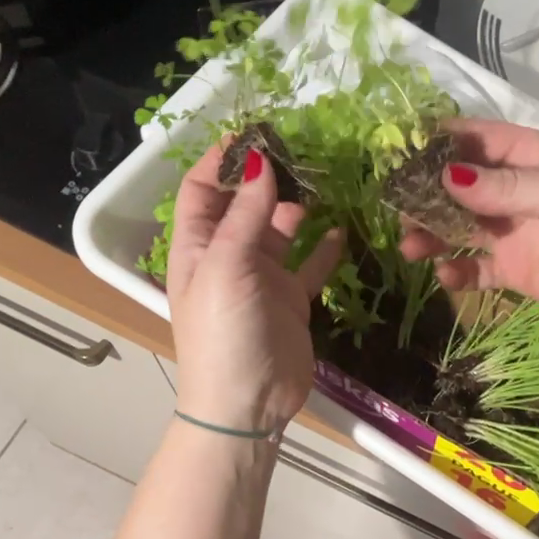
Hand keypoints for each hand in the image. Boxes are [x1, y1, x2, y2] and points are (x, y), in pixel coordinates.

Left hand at [165, 141, 343, 433]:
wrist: (248, 405)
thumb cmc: (225, 336)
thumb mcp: (228, 268)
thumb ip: (247, 215)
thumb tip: (260, 159)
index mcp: (197, 246)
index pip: (204, 189)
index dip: (224, 159)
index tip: (257, 133)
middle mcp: (227, 257)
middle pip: (244, 204)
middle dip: (267, 176)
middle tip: (302, 150)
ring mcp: (261, 280)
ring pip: (280, 230)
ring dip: (298, 206)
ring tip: (325, 181)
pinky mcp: (291, 303)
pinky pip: (310, 267)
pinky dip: (325, 249)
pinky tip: (342, 230)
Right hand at [397, 118, 538, 328]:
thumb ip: (507, 186)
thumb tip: (448, 177)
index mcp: (536, 157)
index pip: (481, 141)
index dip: (442, 143)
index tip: (403, 152)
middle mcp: (520, 191)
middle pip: (461, 186)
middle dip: (428, 194)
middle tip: (398, 209)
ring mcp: (515, 232)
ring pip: (461, 227)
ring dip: (434, 234)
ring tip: (410, 247)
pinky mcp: (516, 270)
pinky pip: (477, 268)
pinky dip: (458, 271)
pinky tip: (445, 276)